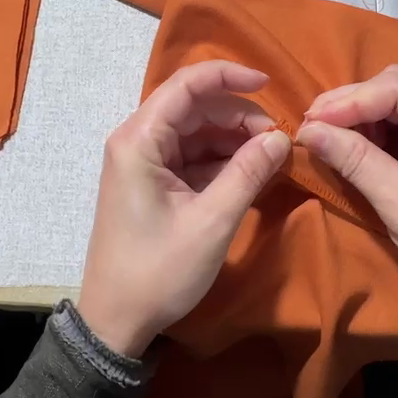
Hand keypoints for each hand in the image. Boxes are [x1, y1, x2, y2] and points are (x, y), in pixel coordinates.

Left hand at [78, 61, 291, 358]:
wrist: (116, 321)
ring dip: (233, 139)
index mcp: (139, 139)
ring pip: (196, 131)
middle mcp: (137, 140)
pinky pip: (192, 156)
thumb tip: (281, 137)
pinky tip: (252, 173)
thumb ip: (247, 173)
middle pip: (194, 106)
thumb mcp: (211, 222)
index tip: (270, 85)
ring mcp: (144, 161)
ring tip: (271, 158)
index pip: (187, 84)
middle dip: (238, 116)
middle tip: (279, 140)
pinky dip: (222, 161)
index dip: (229, 76)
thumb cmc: (158, 270)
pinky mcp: (153, 182)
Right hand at [295, 65, 397, 372]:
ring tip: (327, 140)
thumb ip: (357, 162)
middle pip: (397, 87)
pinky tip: (354, 150)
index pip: (396, 88)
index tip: (307, 123)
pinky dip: (377, 135)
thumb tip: (307, 131)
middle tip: (312, 130)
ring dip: (361, 120)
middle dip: (351, 106)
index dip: (347, 102)